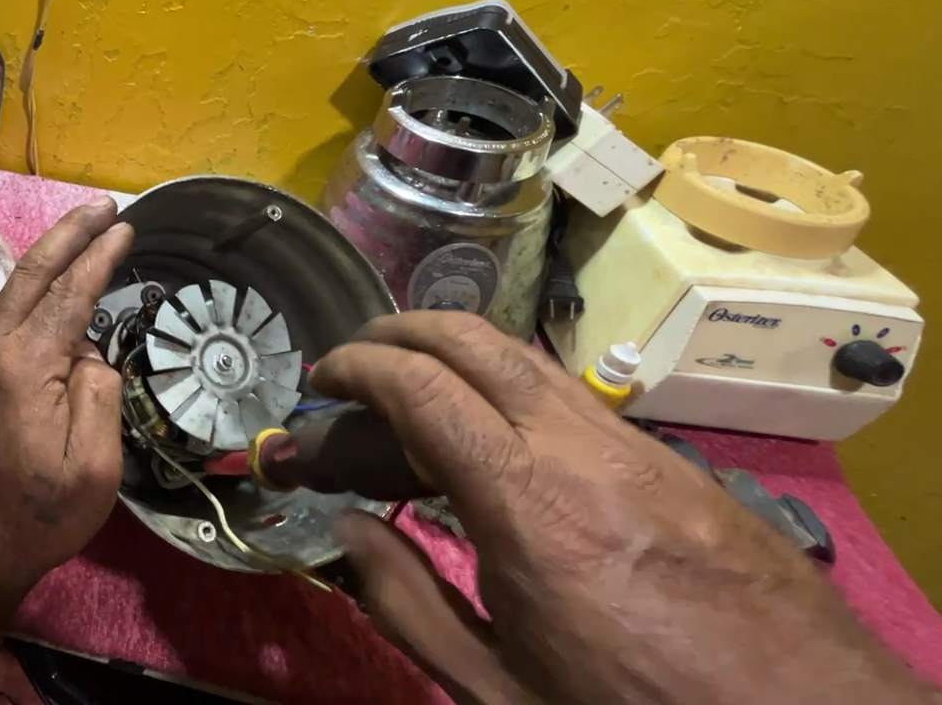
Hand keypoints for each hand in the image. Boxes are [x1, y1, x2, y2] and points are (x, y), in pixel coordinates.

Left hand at [0, 199, 132, 614]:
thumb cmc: (37, 514)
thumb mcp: (94, 467)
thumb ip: (99, 393)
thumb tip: (88, 352)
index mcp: (24, 366)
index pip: (69, 294)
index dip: (99, 257)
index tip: (124, 227)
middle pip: (33, 272)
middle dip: (69, 232)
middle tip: (103, 205)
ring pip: (15, 288)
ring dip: (50, 254)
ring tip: (84, 231)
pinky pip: (7, 313)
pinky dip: (34, 286)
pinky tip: (54, 283)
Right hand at [311, 311, 934, 704]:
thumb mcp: (499, 691)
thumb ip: (404, 600)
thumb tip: (345, 527)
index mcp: (525, 504)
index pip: (419, 386)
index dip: (355, 366)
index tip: (321, 379)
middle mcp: (579, 449)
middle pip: (470, 338)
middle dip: (395, 329)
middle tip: (356, 358)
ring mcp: (635, 447)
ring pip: (523, 353)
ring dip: (450, 347)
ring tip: (413, 380)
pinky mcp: (676, 461)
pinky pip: (568, 392)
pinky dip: (503, 382)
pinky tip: (493, 430)